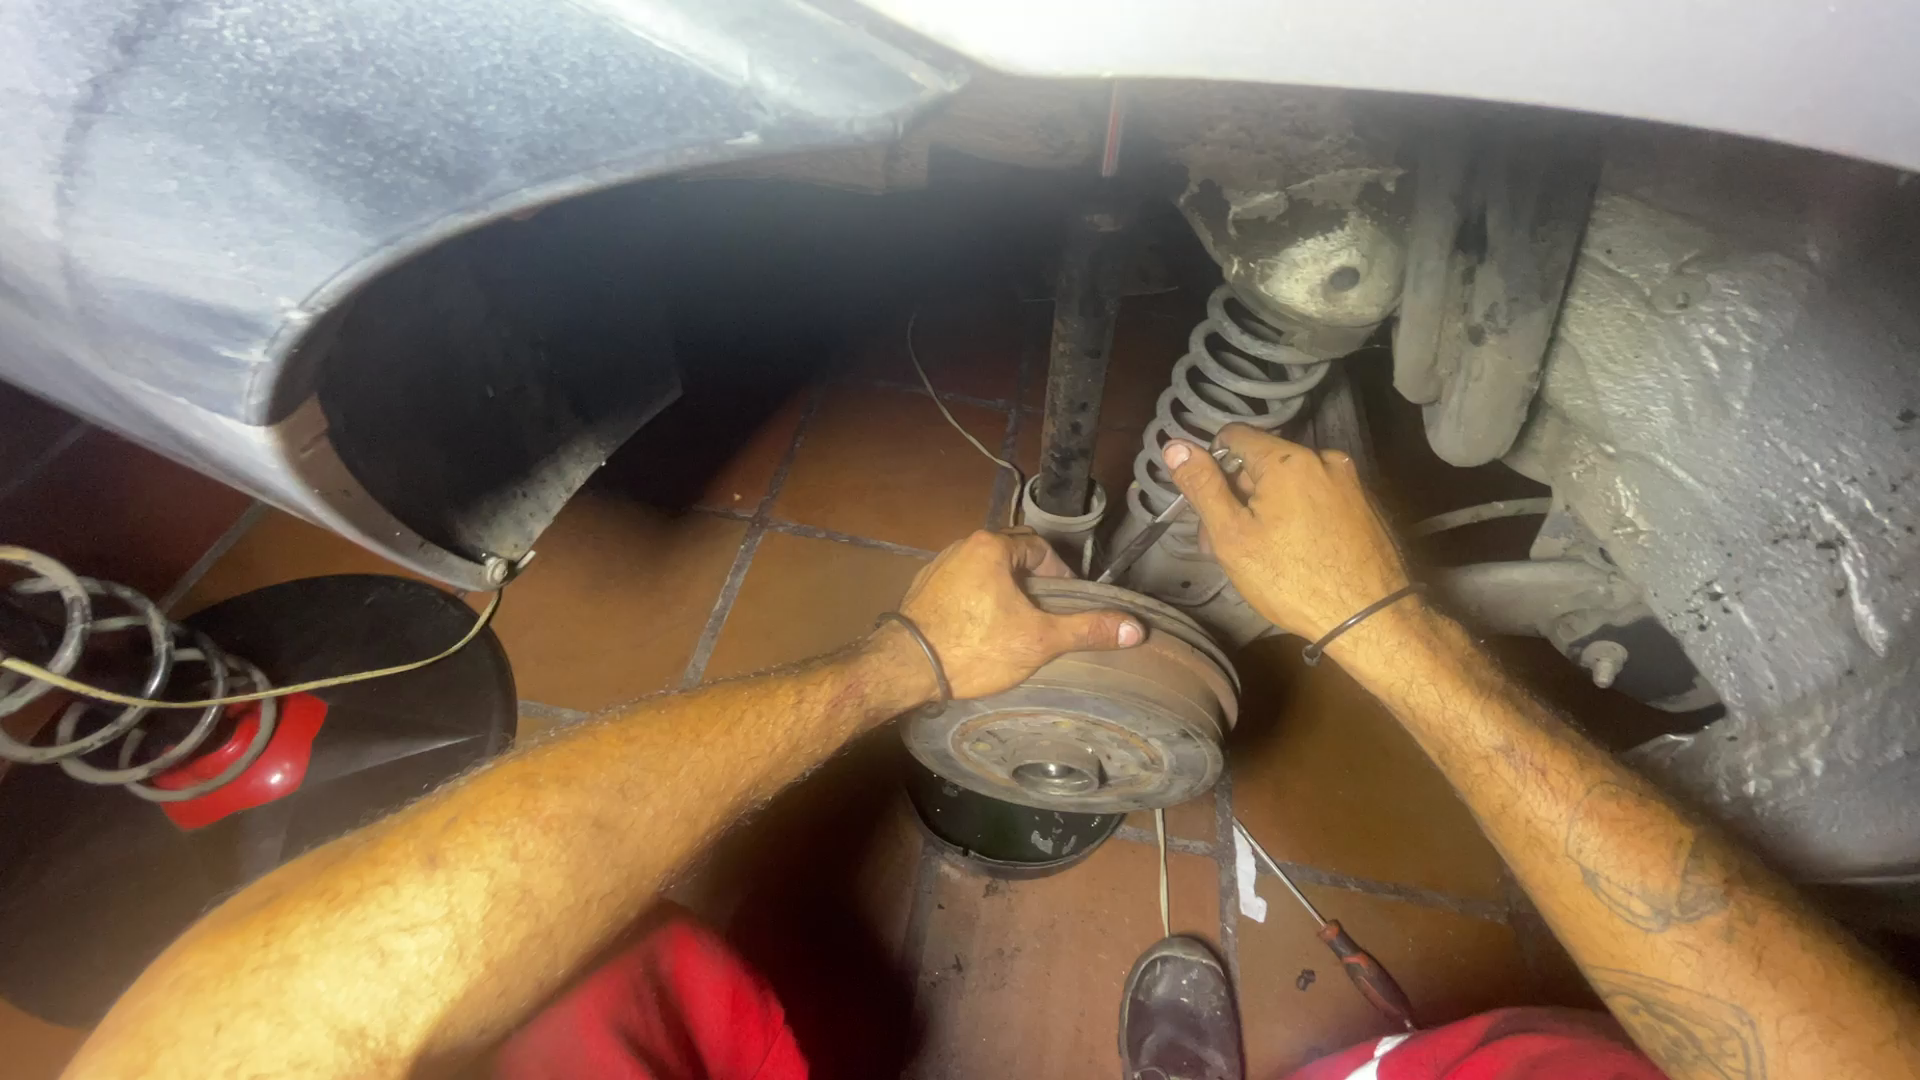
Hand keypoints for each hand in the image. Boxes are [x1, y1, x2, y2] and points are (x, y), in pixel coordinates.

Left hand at [893, 528, 1142, 699]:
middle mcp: (963, 545)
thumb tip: (1135, 628)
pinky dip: (978, 597)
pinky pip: (962, 583)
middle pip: (1012, 555)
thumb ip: (1087, 630)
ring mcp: (939, 565)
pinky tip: (981, 628)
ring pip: (986, 569)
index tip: (1067, 604)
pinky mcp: (923, 587)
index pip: (1041, 549)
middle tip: (1045, 613)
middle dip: (1033, 580)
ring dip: (1005, 588)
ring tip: (1016, 622)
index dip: (1061, 575)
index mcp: (992, 546)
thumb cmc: (974, 648)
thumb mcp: (1039, 640)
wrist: (905, 667)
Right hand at [1163, 425, 1413, 645]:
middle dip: (1235, 496)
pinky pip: (1313, 499)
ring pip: (1287, 484)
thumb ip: (1202, 486)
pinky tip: (1289, 555)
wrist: (1369, 620)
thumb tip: (1175, 445)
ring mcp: (1349, 483)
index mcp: (1288, 460)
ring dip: (1262, 509)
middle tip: (1223, 544)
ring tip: (1254, 556)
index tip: (1206, 505)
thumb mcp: (1232, 535)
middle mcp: (1323, 459)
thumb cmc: (1290, 578)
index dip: (1210, 466)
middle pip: (1260, 464)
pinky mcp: (1363, 507)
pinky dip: (1293, 517)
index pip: (1233, 436)